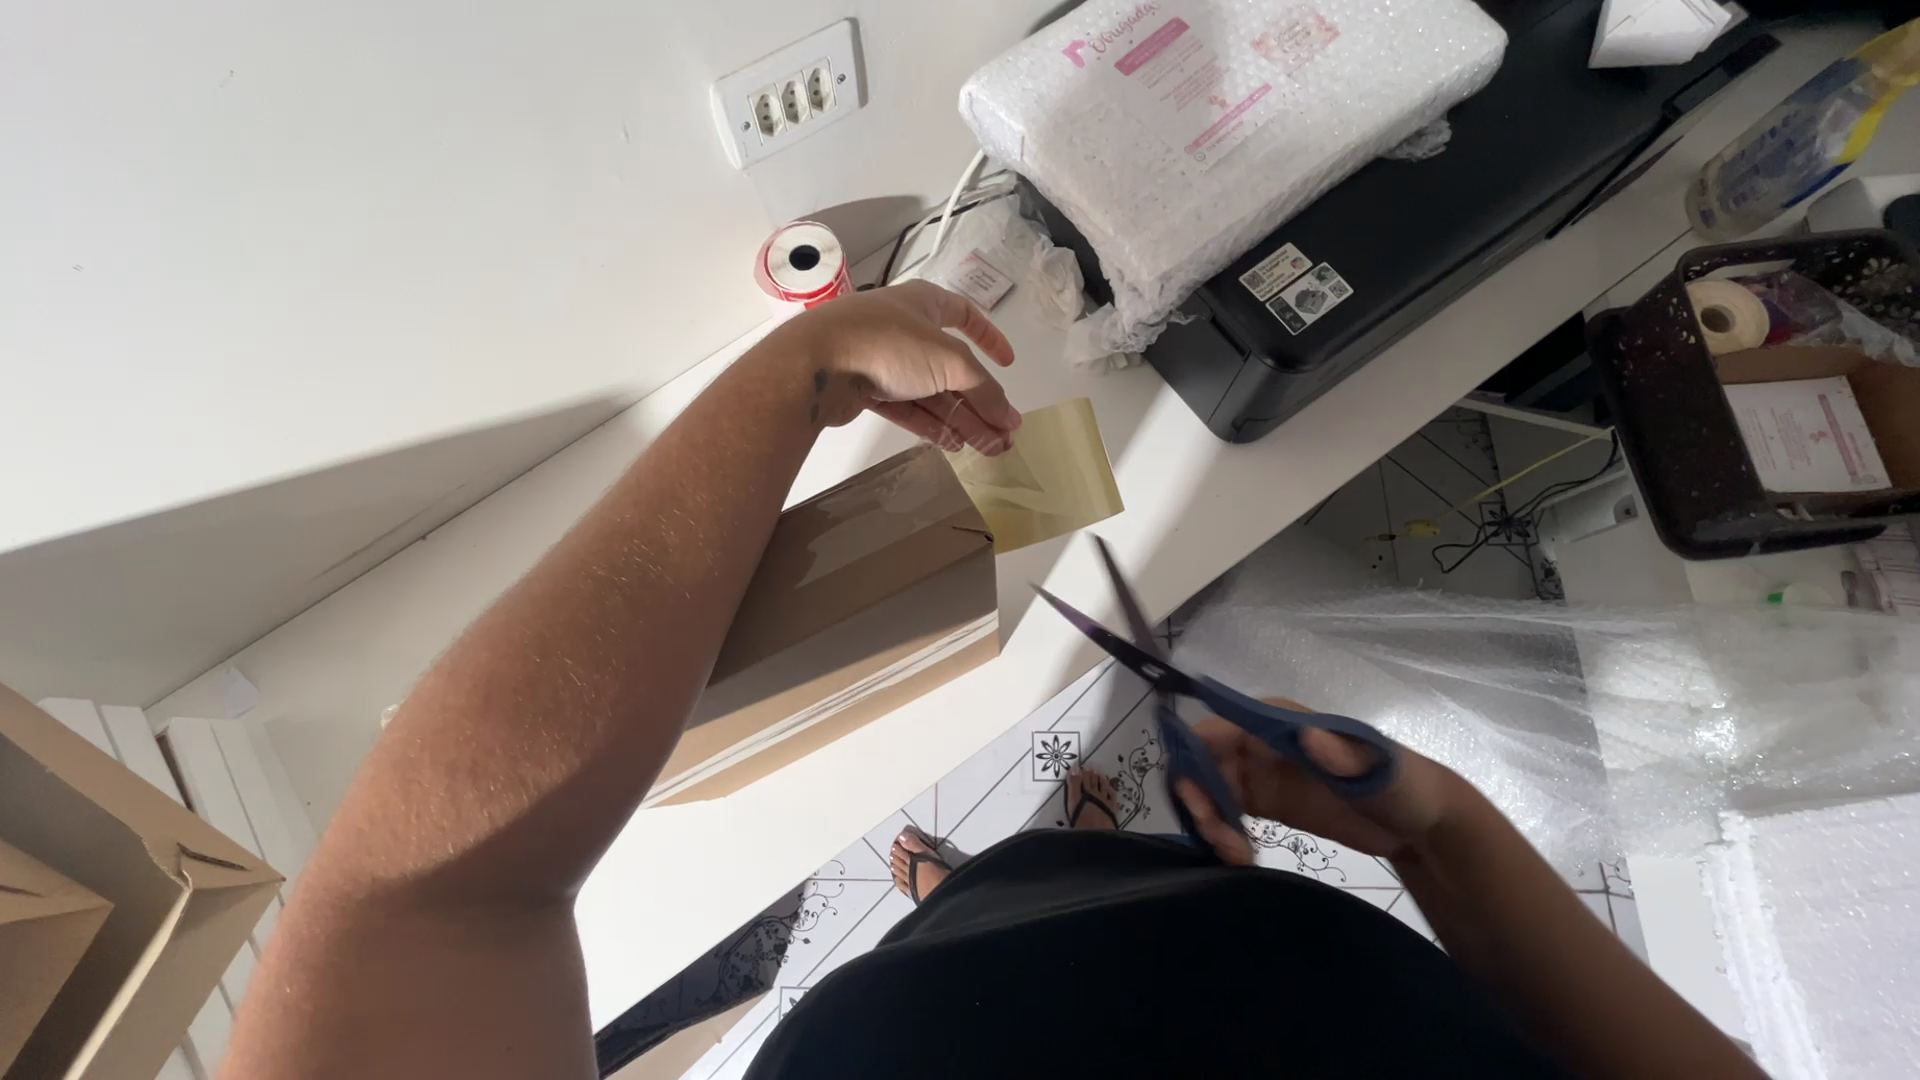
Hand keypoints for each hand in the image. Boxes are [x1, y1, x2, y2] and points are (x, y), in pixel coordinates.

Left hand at [768, 280, 1021, 454]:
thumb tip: (1009, 420)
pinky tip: (954, 446)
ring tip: (988, 449)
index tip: (1009, 364)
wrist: (818, 363)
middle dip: (981, 402)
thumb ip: (984, 390)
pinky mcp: (863, 389)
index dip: (990, 338)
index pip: (966, 315)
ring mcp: (882, 359)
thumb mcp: (950, 361)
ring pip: (930, 392)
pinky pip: (906, 408)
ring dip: (962, 420)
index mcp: (924, 303)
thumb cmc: (890, 344)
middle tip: (1004, 433)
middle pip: (952, 368)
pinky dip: (931, 425)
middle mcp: (904, 328)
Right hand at [1173, 697, 1470, 865]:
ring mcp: (1257, 772)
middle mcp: (1256, 740)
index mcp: (1276, 721)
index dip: (1195, 760)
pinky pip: (1225, 811)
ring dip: (1208, 820)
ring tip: (1235, 855)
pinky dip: (1222, 832)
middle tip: (1221, 841)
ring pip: (1208, 789)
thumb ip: (1346, 754)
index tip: (1200, 802)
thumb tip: (1308, 736)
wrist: (1419, 824)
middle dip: (1199, 799)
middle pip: (1202, 762)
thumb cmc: (1401, 785)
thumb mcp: (1379, 769)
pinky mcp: (1263, 802)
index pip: (1216, 730)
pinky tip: (1240, 857)